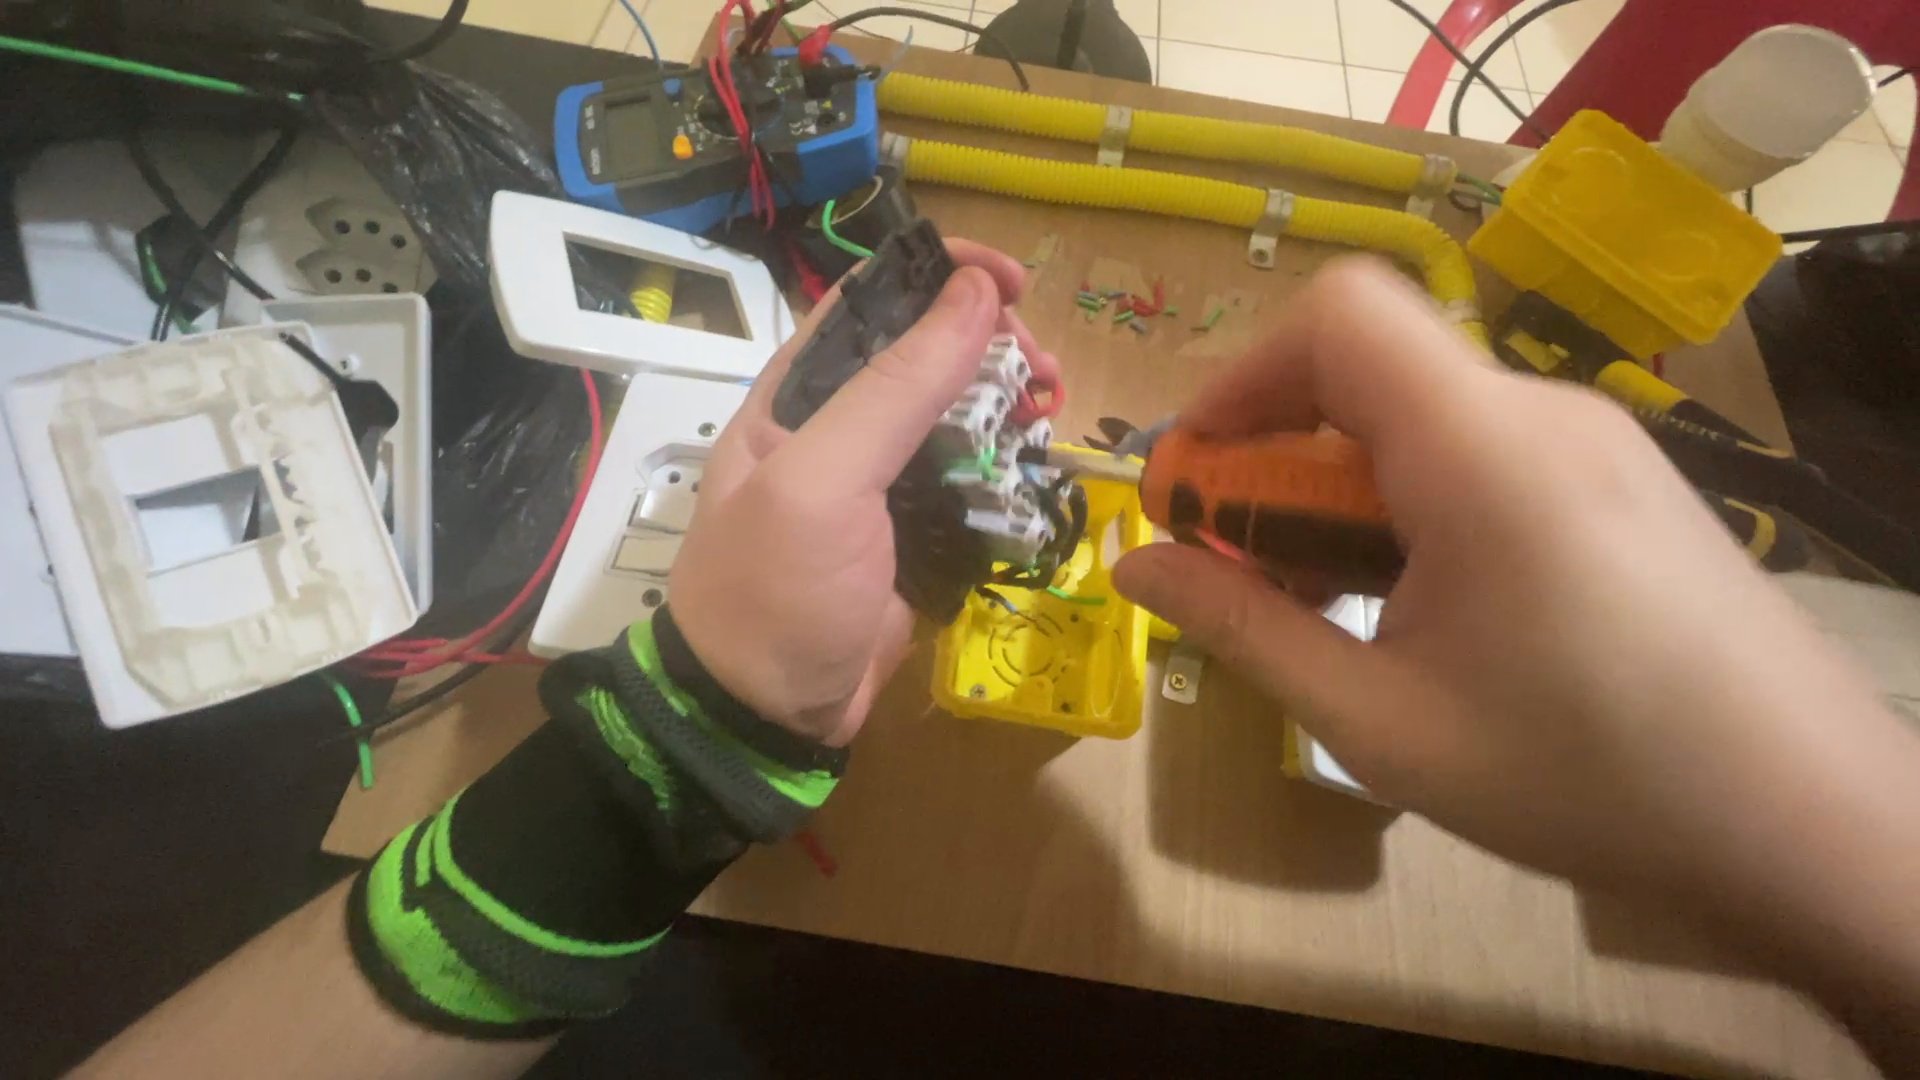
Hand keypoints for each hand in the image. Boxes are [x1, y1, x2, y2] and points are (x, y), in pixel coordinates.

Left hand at [670, 240, 1054, 747]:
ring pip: (956, 414)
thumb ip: (896, 387)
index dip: (941, 274)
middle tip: (1042, 368)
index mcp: (802, 392)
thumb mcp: (824, 479)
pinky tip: (1036, 463)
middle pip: (926, 354)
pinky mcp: (914, 529)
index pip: (873, 298)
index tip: (1014, 282)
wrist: (766, 709)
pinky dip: (1007, 464)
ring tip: (1051, 407)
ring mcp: (881, 480)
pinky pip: (968, 478)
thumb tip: (973, 294)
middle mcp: (840, 425)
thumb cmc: (778, 588)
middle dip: (990, 344)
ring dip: (1007, 401)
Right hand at [1112, 260, 1919, 957]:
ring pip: (1401, 412)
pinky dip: (1383, 499)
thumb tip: (1131, 567)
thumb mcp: (1373, 720)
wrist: (1819, 839)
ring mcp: (1578, 440)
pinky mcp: (1598, 475)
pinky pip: (1455, 447)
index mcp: (1483, 455)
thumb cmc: (1583, 780)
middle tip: (1230, 553)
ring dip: (1321, 485)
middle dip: (1264, 452)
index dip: (1241, 377)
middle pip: (1358, 370)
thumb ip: (1240, 627)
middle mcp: (1534, 415)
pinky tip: (1388, 591)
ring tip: (1305, 589)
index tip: (1195, 471)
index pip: (1338, 318)